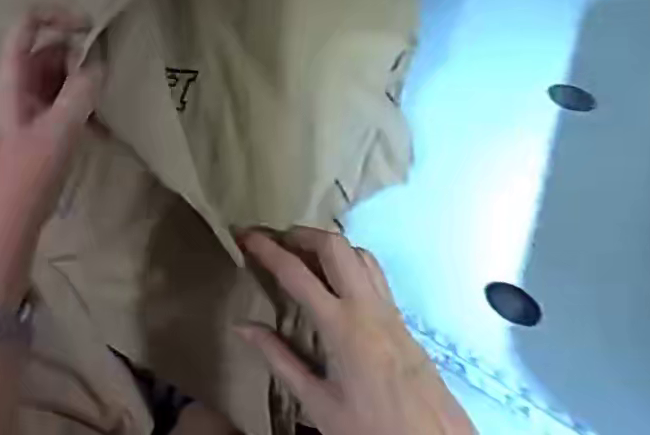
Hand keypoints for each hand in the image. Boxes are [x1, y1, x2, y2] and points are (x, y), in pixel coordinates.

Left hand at [0, 7, 104, 224]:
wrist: (10, 221)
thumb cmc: (28, 173)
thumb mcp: (60, 130)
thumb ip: (80, 92)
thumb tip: (98, 64)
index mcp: (11, 76)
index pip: (26, 24)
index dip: (55, 15)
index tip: (89, 27)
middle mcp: (17, 82)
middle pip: (48, 48)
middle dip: (77, 59)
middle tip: (100, 82)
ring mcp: (28, 102)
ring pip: (59, 74)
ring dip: (83, 85)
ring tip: (102, 109)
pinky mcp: (40, 122)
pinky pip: (63, 99)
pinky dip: (82, 107)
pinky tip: (101, 132)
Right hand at [237, 227, 474, 434]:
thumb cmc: (375, 432)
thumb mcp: (320, 406)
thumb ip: (280, 359)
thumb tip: (242, 325)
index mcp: (342, 327)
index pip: (295, 271)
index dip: (265, 247)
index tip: (243, 234)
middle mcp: (369, 309)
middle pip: (334, 246)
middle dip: (301, 234)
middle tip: (276, 241)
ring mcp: (392, 314)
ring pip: (360, 255)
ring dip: (328, 247)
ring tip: (305, 257)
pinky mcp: (407, 326)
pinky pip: (375, 277)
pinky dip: (349, 265)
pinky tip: (336, 286)